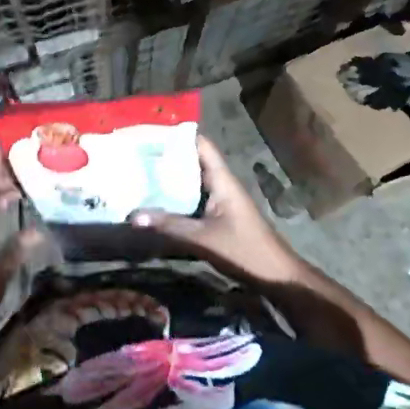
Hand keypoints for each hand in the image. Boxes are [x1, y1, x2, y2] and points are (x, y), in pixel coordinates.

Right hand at [131, 137, 305, 286]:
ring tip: (137, 172)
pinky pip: (191, 198)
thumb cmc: (245, 251)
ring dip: (168, 177)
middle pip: (191, 160)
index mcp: (222, 179)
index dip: (176, 135)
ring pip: (190, 180)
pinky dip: (174, 197)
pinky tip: (154, 201)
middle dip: (165, 156)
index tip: (148, 132)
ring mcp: (219, 200)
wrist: (276, 277)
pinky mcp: (217, 216)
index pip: (200, 144)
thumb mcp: (203, 238)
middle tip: (134, 153)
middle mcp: (220, 184)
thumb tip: (133, 216)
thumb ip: (169, 225)